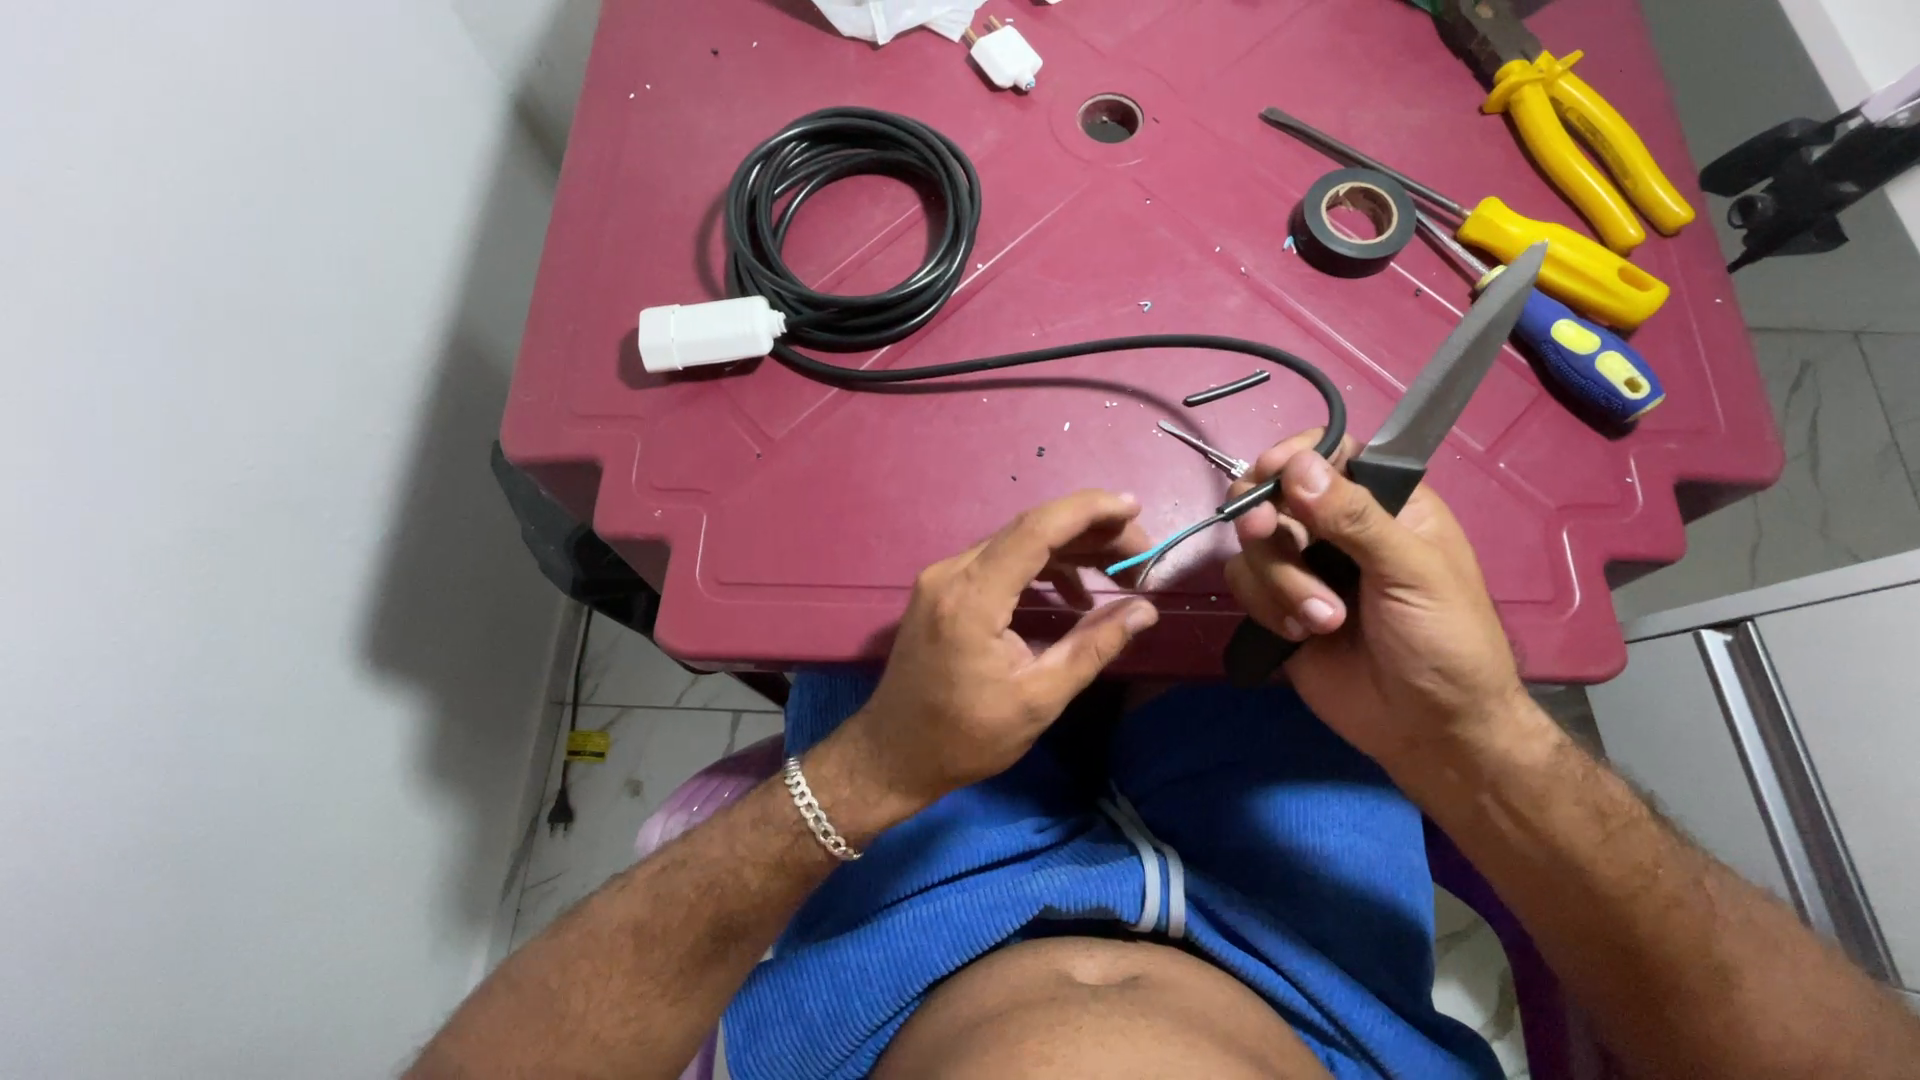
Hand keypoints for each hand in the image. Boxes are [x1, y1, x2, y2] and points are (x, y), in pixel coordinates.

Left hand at [828, 490, 1159, 812]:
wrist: (894, 753)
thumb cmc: (965, 736)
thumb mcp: (1038, 699)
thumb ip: (1093, 647)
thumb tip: (1144, 610)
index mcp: (971, 599)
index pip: (1036, 530)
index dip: (1088, 511)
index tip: (1134, 508)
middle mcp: (951, 574)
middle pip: (1029, 531)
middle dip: (1090, 533)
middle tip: (1140, 553)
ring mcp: (942, 578)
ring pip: (1015, 543)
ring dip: (1068, 550)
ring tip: (1118, 571)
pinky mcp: (941, 590)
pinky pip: (998, 562)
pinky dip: (1039, 568)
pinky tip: (1073, 594)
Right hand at [1222, 430, 1529, 768]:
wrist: (1427, 728)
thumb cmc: (1445, 642)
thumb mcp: (1412, 572)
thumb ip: (1356, 517)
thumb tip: (1297, 464)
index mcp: (1384, 505)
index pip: (1328, 453)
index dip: (1292, 457)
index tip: (1270, 474)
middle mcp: (1336, 529)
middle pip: (1272, 493)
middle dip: (1264, 518)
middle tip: (1263, 533)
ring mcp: (1303, 568)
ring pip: (1253, 544)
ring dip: (1280, 582)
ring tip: (1322, 620)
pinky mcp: (1276, 606)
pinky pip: (1243, 584)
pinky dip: (1264, 607)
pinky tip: (1299, 635)